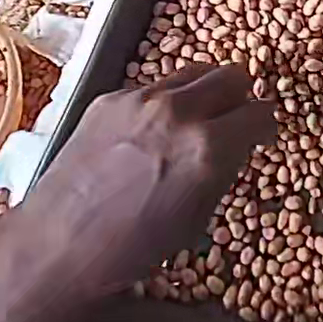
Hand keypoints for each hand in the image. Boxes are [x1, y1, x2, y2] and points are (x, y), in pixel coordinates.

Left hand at [0, 63, 275, 321]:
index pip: (260, 113)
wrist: (57, 245)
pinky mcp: (110, 97)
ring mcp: (140, 99)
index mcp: (208, 149)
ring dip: (202, 92)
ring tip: (193, 120)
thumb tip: (235, 145)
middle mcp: (178, 112)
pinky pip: (153, 87)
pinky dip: (164, 102)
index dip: (265, 124)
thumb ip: (223, 170)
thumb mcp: (196, 218)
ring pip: (193, 72)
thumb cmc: (132, 249)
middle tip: (233, 117)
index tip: (262, 132)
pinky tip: (149, 132)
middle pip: (231, 74)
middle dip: (240, 95)